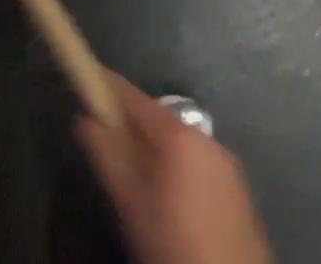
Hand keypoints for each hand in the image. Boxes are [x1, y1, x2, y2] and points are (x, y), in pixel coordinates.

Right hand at [77, 72, 273, 263]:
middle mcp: (207, 139)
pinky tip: (163, 195)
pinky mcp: (237, 188)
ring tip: (129, 174)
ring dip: (151, 146)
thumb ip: (106, 154)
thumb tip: (84, 118)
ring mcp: (227, 163)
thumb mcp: (130, 202)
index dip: (106, 86)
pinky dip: (174, 165)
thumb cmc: (174, 243)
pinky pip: (195, 161)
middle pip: (156, 119)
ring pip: (177, 142)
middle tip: (101, 139)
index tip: (84, 78)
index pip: (134, 97)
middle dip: (128, 124)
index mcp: (180, 137)